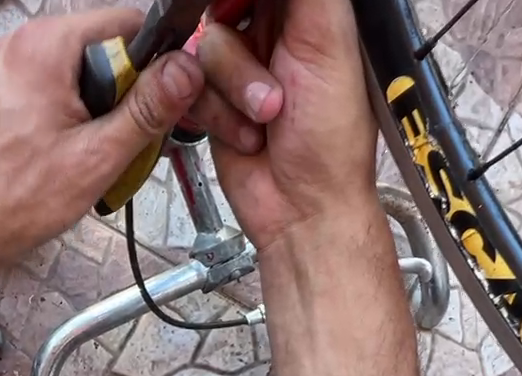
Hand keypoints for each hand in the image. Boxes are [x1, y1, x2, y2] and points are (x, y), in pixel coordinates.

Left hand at [0, 9, 206, 279]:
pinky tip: (70, 163)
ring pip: (80, 81)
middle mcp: (21, 48)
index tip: (155, 108)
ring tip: (91, 163)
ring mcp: (9, 73)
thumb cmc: (10, 202)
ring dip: (99, 121)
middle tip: (120, 148)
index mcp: (43, 47)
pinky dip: (73, 128)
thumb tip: (184, 72)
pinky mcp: (5, 100)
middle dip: (123, 101)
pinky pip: (55, 99)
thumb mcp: (95, 158)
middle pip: (102, 54)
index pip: (125, 23)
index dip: (151, 67)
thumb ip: (145, 111)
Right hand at [188, 0, 380, 249]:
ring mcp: (237, 73)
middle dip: (243, 54)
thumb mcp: (328, 42)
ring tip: (266, 119)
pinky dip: (218, 117)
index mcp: (306, 12)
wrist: (301, 209)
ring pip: (207, 49)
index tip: (241, 16)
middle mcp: (270, 35)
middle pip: (224, 8)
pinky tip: (247, 137)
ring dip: (236, 91)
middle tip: (274, 89)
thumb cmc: (330, 139)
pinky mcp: (212, 106)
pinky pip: (191, 89)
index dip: (241, 1)